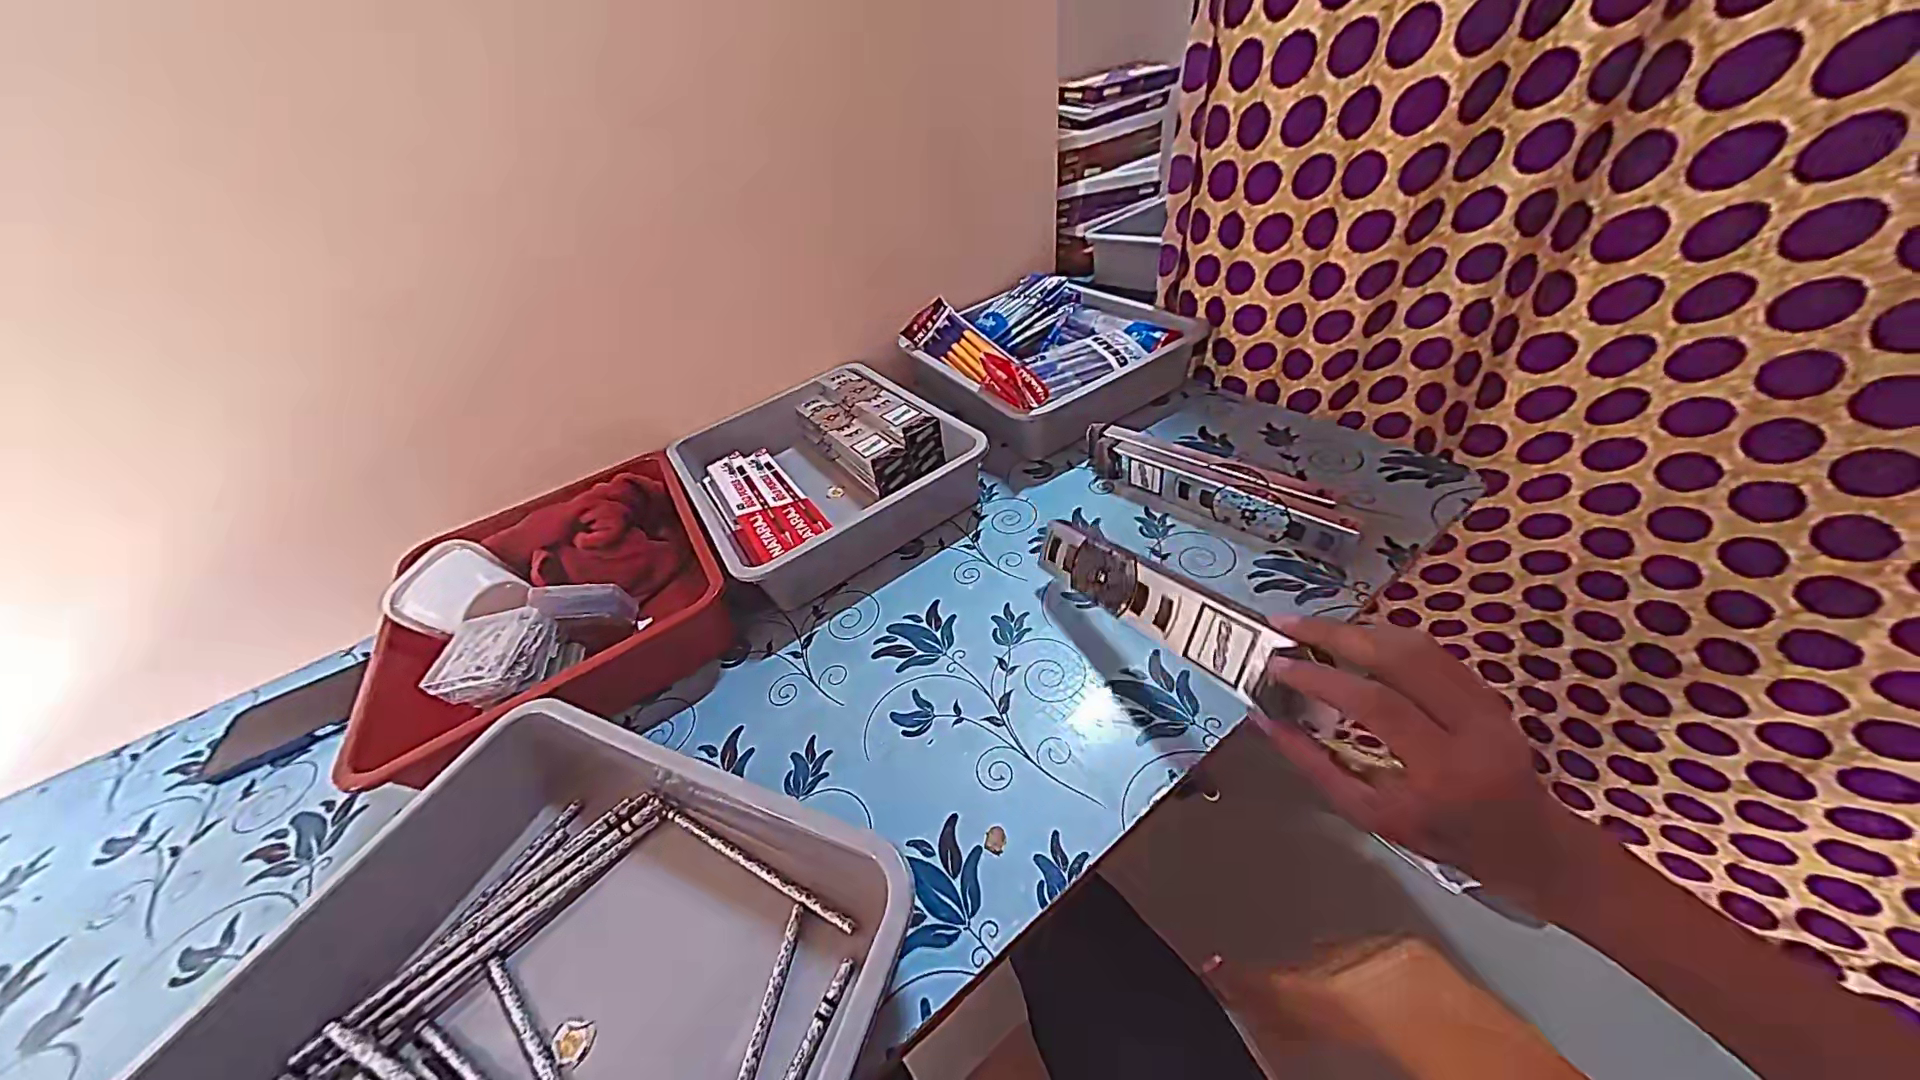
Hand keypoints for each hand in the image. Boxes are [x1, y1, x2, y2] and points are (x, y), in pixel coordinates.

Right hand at [1249, 617, 1586, 907]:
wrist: (1529, 842)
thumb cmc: (1442, 834)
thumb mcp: (1368, 812)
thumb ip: (1314, 764)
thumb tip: (1266, 719)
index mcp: (1443, 768)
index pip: (1375, 704)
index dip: (1321, 678)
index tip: (1278, 665)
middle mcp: (1473, 726)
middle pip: (1398, 656)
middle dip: (1334, 634)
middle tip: (1287, 625)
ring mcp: (1487, 702)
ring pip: (1415, 643)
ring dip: (1356, 629)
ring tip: (1312, 628)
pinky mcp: (1487, 688)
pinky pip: (1429, 649)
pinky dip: (1382, 637)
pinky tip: (1352, 639)